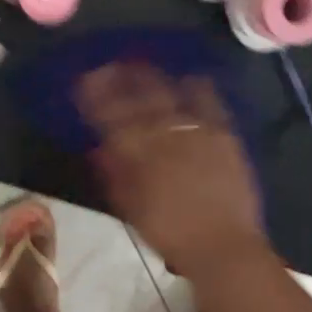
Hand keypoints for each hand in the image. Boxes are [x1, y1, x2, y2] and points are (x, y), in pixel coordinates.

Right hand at [77, 63, 267, 271]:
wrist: (222, 246)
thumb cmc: (171, 235)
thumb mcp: (132, 209)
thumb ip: (114, 176)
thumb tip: (98, 149)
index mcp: (137, 156)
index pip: (110, 118)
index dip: (96, 96)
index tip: (87, 80)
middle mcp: (164, 137)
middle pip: (139, 99)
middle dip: (122, 78)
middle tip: (111, 64)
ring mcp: (196, 133)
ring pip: (171, 96)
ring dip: (155, 79)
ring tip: (144, 65)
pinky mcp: (224, 136)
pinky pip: (209, 104)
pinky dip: (197, 89)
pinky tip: (191, 78)